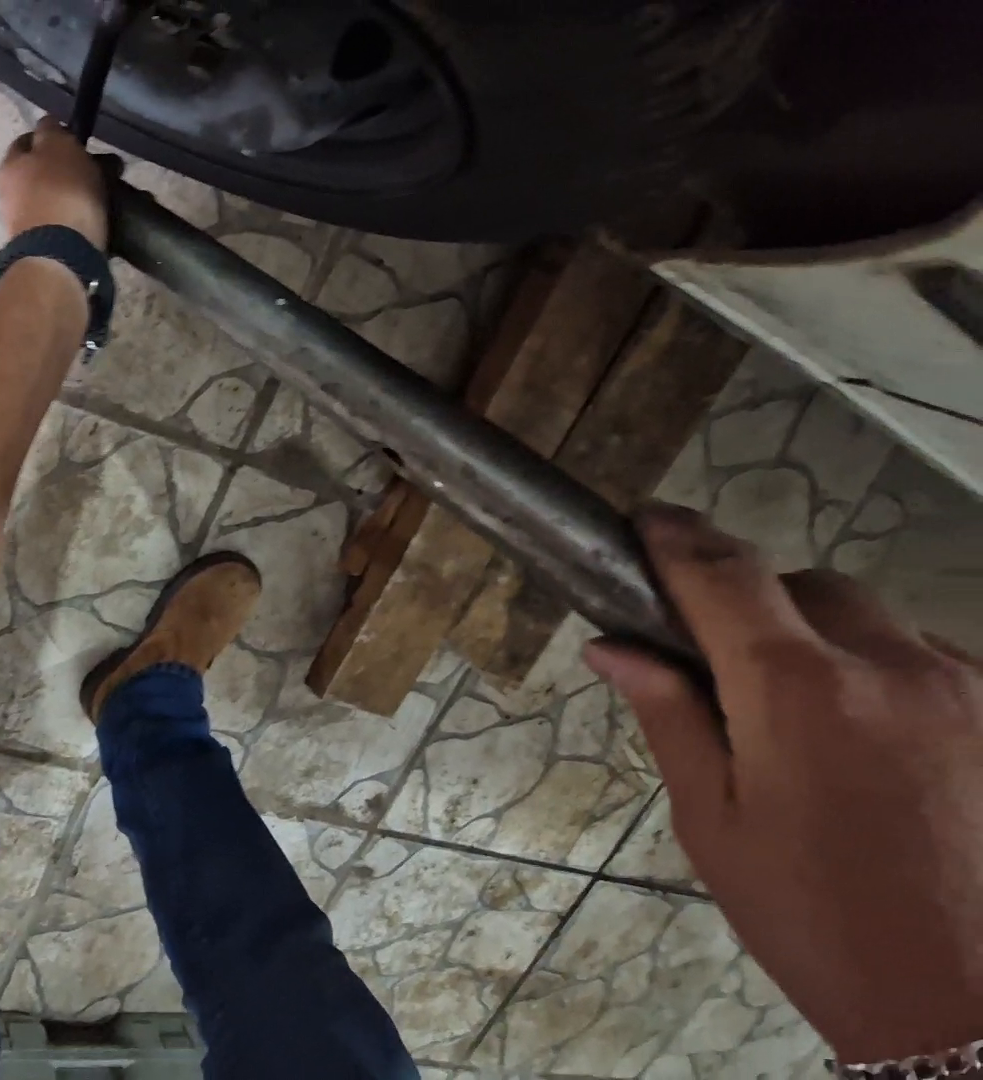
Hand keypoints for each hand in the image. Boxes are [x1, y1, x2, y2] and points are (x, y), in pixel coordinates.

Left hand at [0, 116, 108, 249]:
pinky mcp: (45, 249)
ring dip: (78, 195)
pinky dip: (80, 218)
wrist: (61, 256)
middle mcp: (10, 196)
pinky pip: (65, 224)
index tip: (76, 140)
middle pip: (42, 173)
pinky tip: (99, 218)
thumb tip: (48, 124)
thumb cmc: (60, 191)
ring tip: (107, 195)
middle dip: (69, 168)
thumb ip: (52, 131)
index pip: (27, 141)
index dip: (51, 136)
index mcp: (8, 168)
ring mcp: (27, 226)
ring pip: (56, 199)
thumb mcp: (58, 146)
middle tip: (99, 168)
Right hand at [586, 504, 982, 1063]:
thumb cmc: (811, 915)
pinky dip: (884, 670)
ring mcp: (975, 694)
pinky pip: (936, 660)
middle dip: (752, 597)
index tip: (646, 519)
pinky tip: (873, 737)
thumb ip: (668, 715)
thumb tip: (613, 646)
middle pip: (808, 585)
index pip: (724, 576)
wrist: (974, 1017)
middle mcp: (895, 671)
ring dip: (821, 636)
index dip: (678, 538)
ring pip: (877, 620)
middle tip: (714, 653)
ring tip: (798, 710)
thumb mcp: (710, 818)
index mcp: (798, 692)